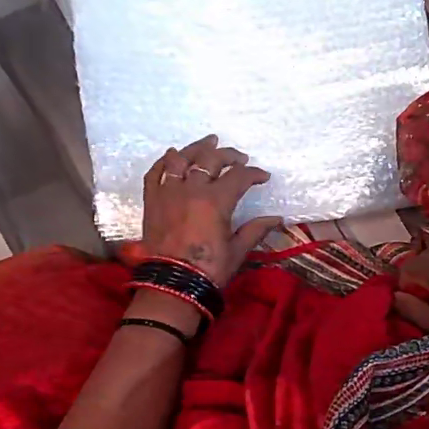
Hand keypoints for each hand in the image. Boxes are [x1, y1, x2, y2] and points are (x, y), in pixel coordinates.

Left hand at [141, 134, 282, 285]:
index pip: (238, 176)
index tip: (263, 176)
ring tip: (206, 143)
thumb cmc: (209, 269)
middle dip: (228, 155)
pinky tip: (172, 157)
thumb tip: (277, 219)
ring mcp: (168, 192)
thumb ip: (255, 230)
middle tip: (239, 158)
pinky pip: (155, 173)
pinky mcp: (152, 201)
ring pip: (181, 158)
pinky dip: (164, 162)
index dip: (253, 173)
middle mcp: (191, 189)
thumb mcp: (237, 250)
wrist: (173, 284)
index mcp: (215, 200)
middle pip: (210, 159)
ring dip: (195, 148)